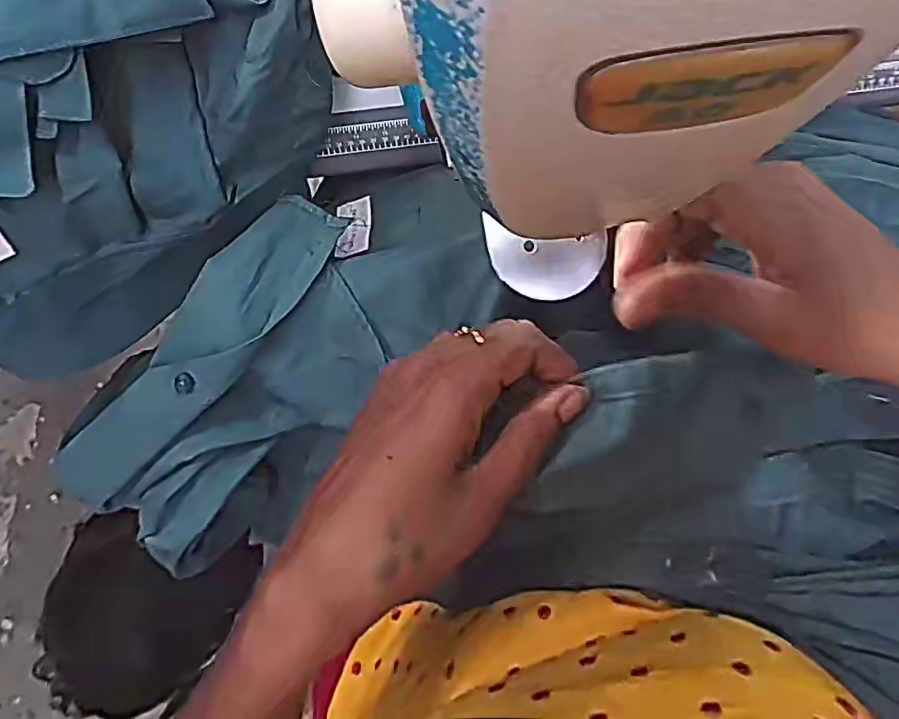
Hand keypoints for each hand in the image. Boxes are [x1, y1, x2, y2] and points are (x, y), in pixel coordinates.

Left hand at [265, 319, 589, 637]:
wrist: (324, 565)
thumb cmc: (412, 538)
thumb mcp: (484, 495)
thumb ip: (530, 435)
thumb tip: (571, 394)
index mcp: (452, 383)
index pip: (519, 339)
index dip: (556, 359)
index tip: (574, 394)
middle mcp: (422, 363)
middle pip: (491, 333)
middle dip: (531, 356)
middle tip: (553, 402)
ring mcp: (396, 374)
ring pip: (463, 342)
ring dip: (498, 360)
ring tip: (519, 407)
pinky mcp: (382, 391)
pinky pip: (436, 358)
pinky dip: (467, 368)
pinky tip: (472, 411)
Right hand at [612, 162, 898, 430]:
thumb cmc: (857, 326)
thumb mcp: (771, 317)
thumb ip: (695, 294)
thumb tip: (624, 303)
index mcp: (764, 194)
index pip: (672, 188)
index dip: (638, 229)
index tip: (627, 280)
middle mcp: (769, 175)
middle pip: (682, 187)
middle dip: (650, 235)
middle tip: (635, 288)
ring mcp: (783, 185)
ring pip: (701, 195)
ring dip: (673, 236)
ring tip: (660, 285)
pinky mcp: (791, 202)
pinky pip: (726, 204)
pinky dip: (701, 235)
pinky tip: (695, 268)